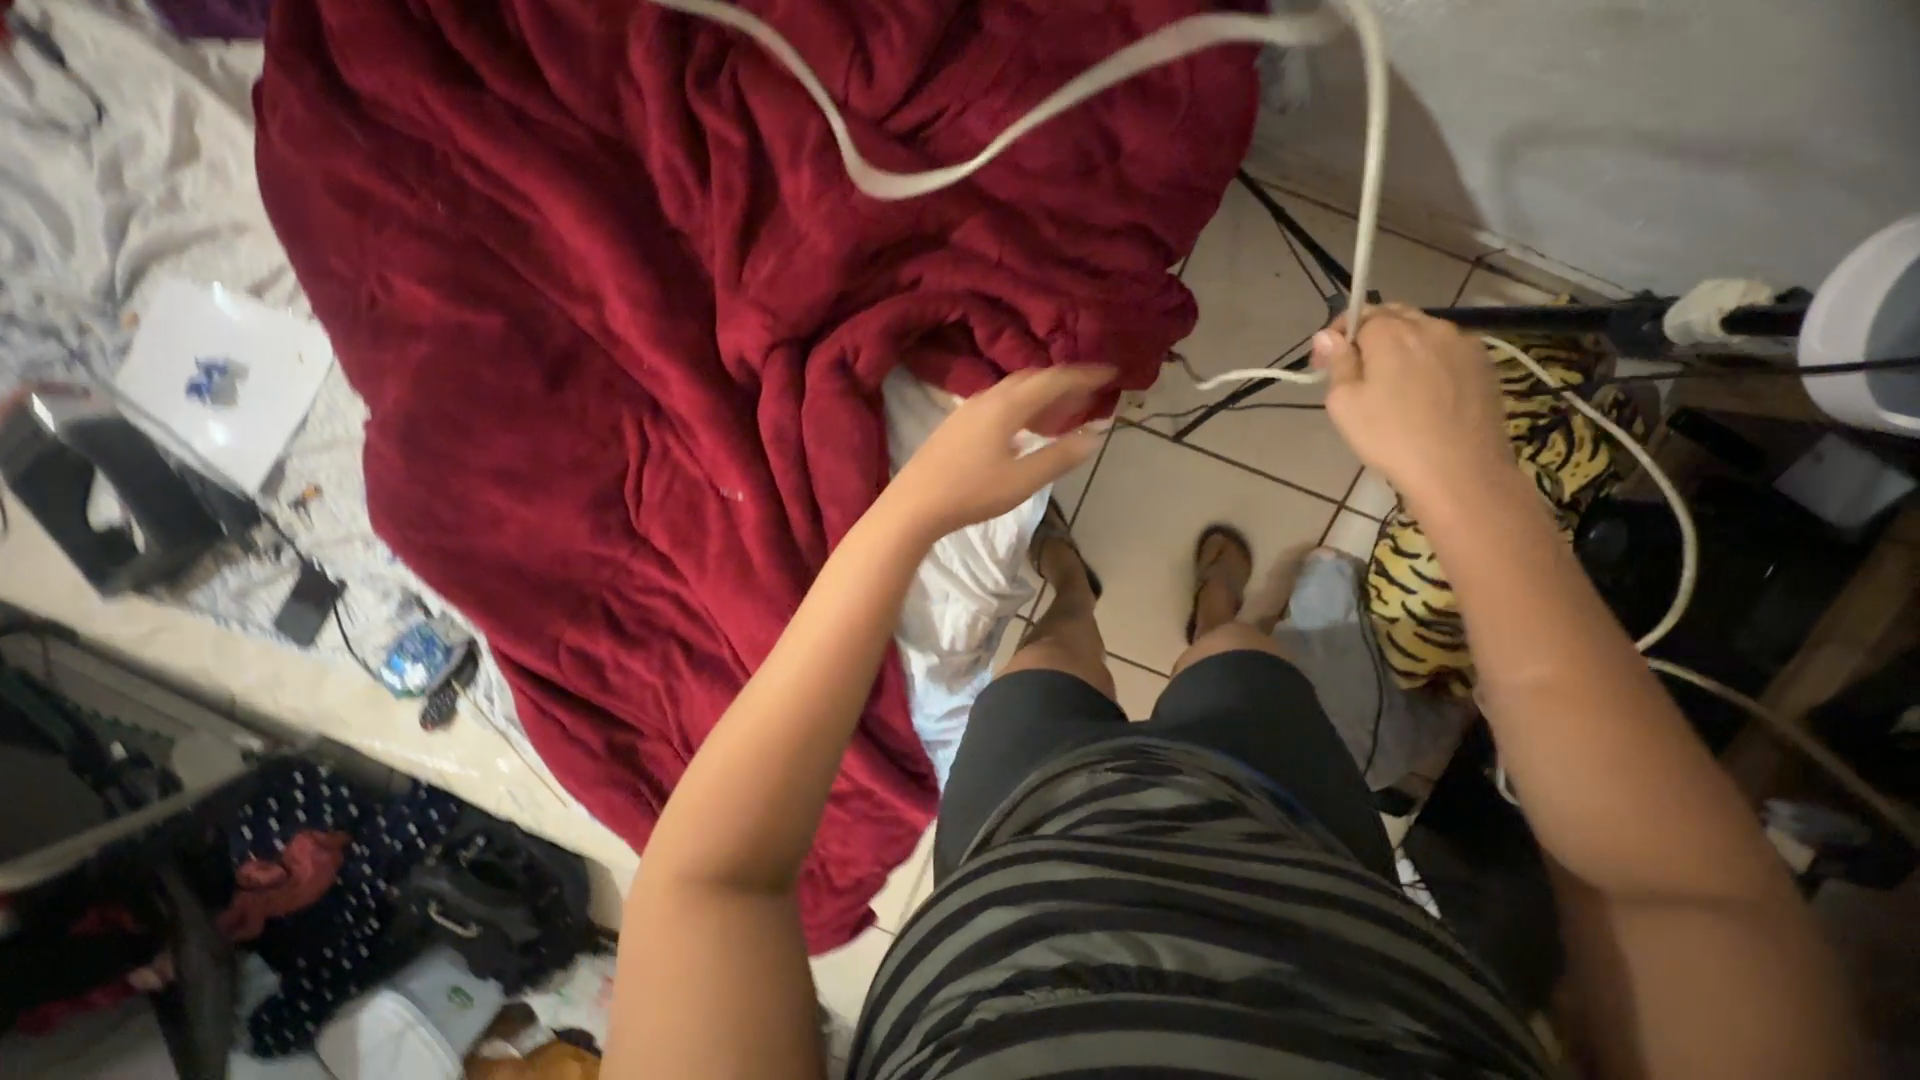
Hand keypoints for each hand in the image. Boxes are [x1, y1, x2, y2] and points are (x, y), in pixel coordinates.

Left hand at [881, 365, 1113, 540]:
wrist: (913, 505)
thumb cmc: (971, 493)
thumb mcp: (1023, 481)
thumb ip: (1060, 456)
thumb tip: (1094, 435)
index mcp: (1007, 406)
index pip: (1054, 379)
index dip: (1085, 375)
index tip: (1111, 373)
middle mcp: (987, 398)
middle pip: (1032, 378)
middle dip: (1064, 382)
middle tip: (1090, 393)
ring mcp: (968, 409)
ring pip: (1013, 390)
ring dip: (1042, 395)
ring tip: (1063, 412)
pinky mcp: (957, 424)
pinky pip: (999, 402)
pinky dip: (1023, 406)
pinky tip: (1025, 429)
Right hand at [1313, 305, 1514, 506]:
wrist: (1461, 472)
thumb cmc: (1391, 438)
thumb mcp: (1345, 405)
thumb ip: (1337, 363)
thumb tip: (1328, 335)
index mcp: (1392, 332)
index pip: (1360, 314)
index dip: (1338, 334)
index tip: (1325, 362)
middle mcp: (1431, 327)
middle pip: (1395, 317)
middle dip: (1371, 336)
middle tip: (1356, 372)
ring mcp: (1463, 344)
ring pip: (1424, 333)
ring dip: (1403, 348)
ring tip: (1393, 385)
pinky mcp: (1485, 365)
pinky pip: (1448, 351)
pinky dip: (1430, 362)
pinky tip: (1425, 394)